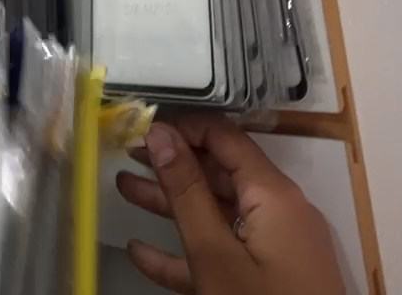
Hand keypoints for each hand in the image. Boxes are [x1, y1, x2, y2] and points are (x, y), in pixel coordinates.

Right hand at [116, 114, 346, 294]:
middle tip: (124, 155)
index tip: (141, 123)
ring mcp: (275, 254)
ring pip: (216, 216)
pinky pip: (223, 257)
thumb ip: (186, 192)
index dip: (183, 126)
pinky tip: (142, 255)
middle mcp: (279, 215)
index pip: (224, 138)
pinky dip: (185, 253)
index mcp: (273, 195)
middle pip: (218, 174)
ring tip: (123, 190)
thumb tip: (161, 132)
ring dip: (170, 205)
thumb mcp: (216, 255)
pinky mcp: (270, 287)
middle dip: (171, 165)